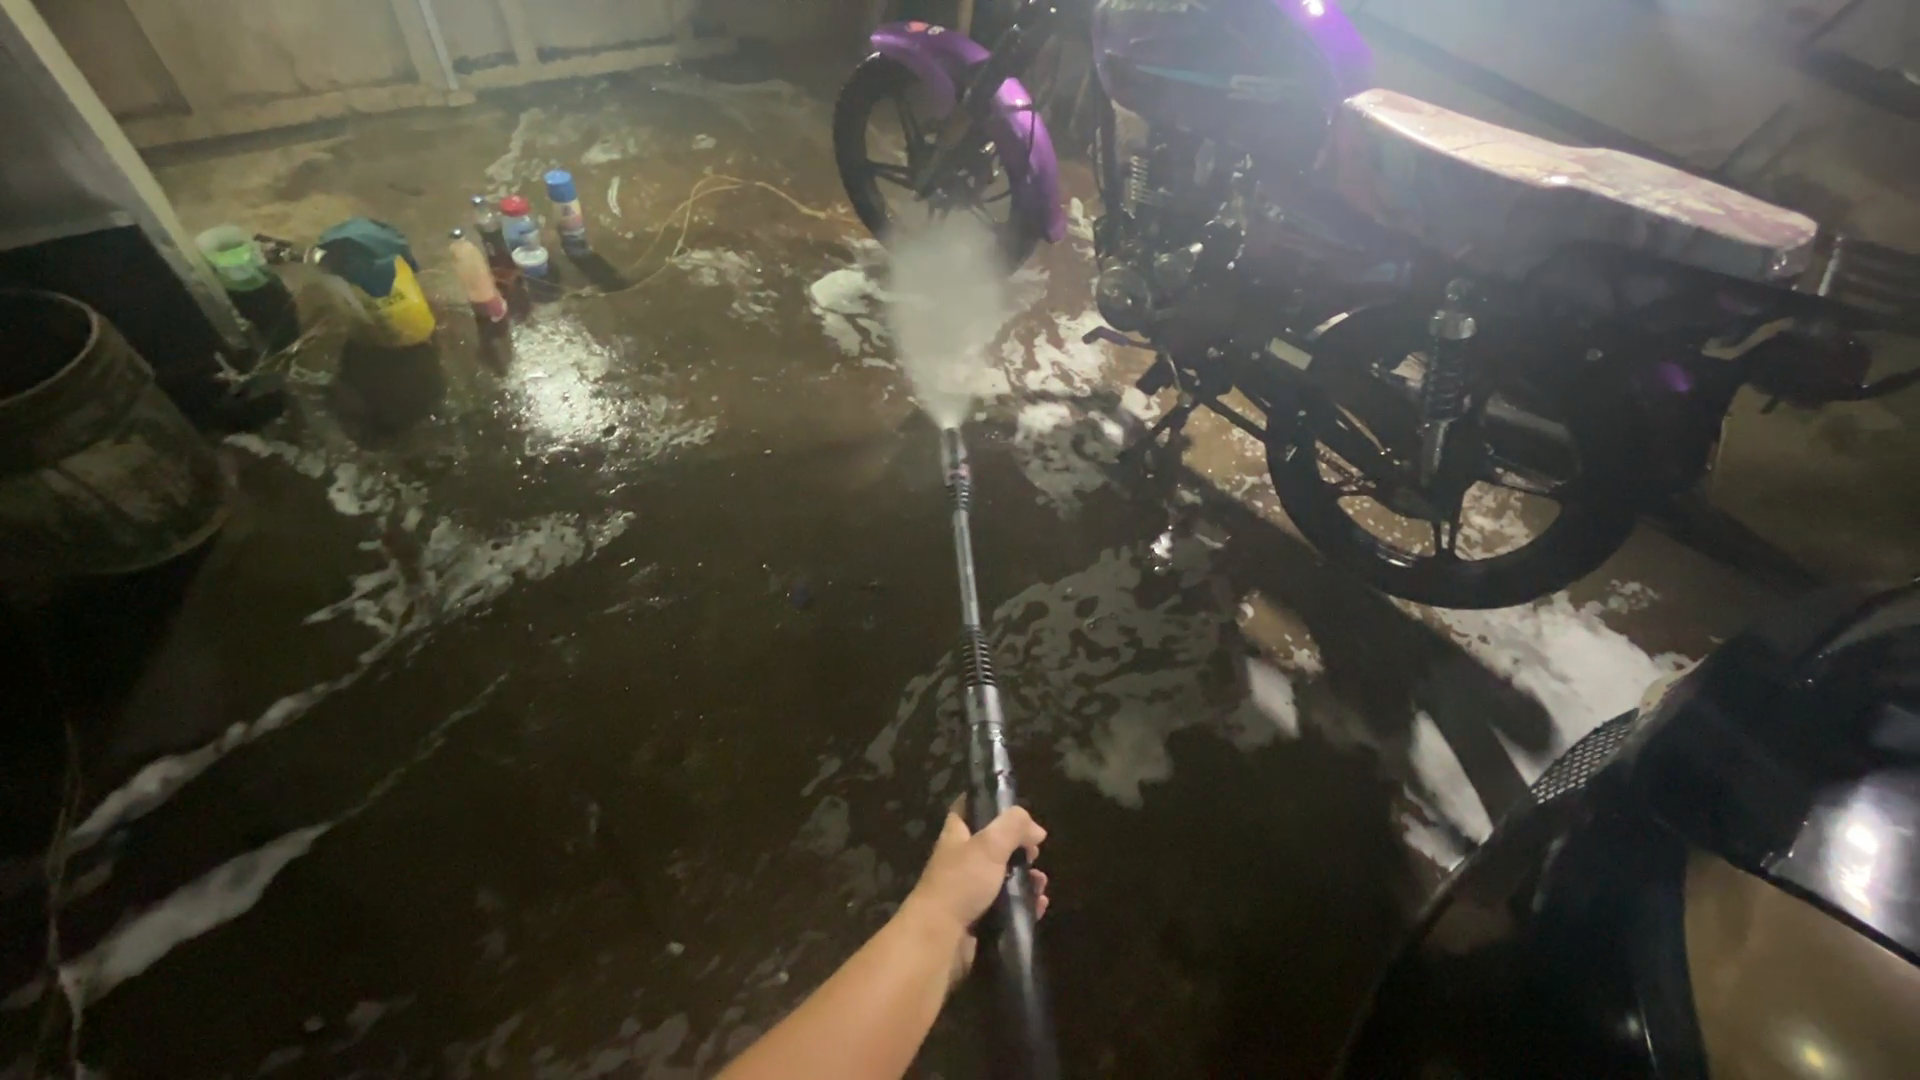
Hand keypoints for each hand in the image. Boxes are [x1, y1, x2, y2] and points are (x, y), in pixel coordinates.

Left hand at [902, 799, 1049, 983]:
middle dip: (1018, 848)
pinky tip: (1039, 905)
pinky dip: (1024, 905)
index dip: (985, 802)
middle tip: (1035, 853)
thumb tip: (1037, 829)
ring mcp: (969, 891)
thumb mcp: (990, 844)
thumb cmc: (961, 882)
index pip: (966, 808)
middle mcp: (960, 860)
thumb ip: (1014, 827)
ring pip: (1003, 878)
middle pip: (993, 846)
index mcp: (956, 835)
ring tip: (1040, 883)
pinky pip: (1007, 908)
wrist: (940, 938)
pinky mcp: (979, 919)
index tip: (1011, 804)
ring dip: (1025, 878)